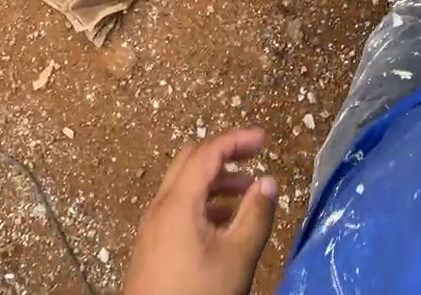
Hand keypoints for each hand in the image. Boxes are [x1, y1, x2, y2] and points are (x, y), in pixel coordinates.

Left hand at [121, 128, 278, 294]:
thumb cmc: (198, 293)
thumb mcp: (236, 257)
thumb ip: (256, 215)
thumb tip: (269, 181)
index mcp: (178, 202)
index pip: (208, 152)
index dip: (237, 140)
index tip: (264, 140)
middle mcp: (160, 206)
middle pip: (191, 161)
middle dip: (225, 155)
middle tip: (254, 160)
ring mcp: (152, 226)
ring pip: (184, 185)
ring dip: (216, 181)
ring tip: (246, 196)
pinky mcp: (151, 245)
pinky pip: (178, 207)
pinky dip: (203, 201)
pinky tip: (224, 224)